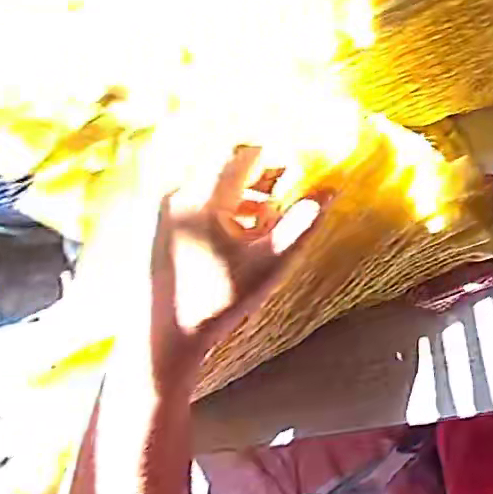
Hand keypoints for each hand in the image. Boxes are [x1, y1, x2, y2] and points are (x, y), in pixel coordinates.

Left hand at [136, 145, 325, 384]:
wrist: (161, 341)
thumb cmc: (217, 301)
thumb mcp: (271, 263)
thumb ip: (303, 223)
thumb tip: (331, 189)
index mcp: (201, 199)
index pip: (244, 153)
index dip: (277, 153)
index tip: (302, 165)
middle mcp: (178, 195)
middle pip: (229, 164)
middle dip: (265, 174)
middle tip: (292, 191)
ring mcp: (165, 210)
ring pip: (217, 182)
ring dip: (250, 191)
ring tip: (273, 218)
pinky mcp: (162, 226)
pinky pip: (203, 199)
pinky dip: (231, 205)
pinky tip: (249, 233)